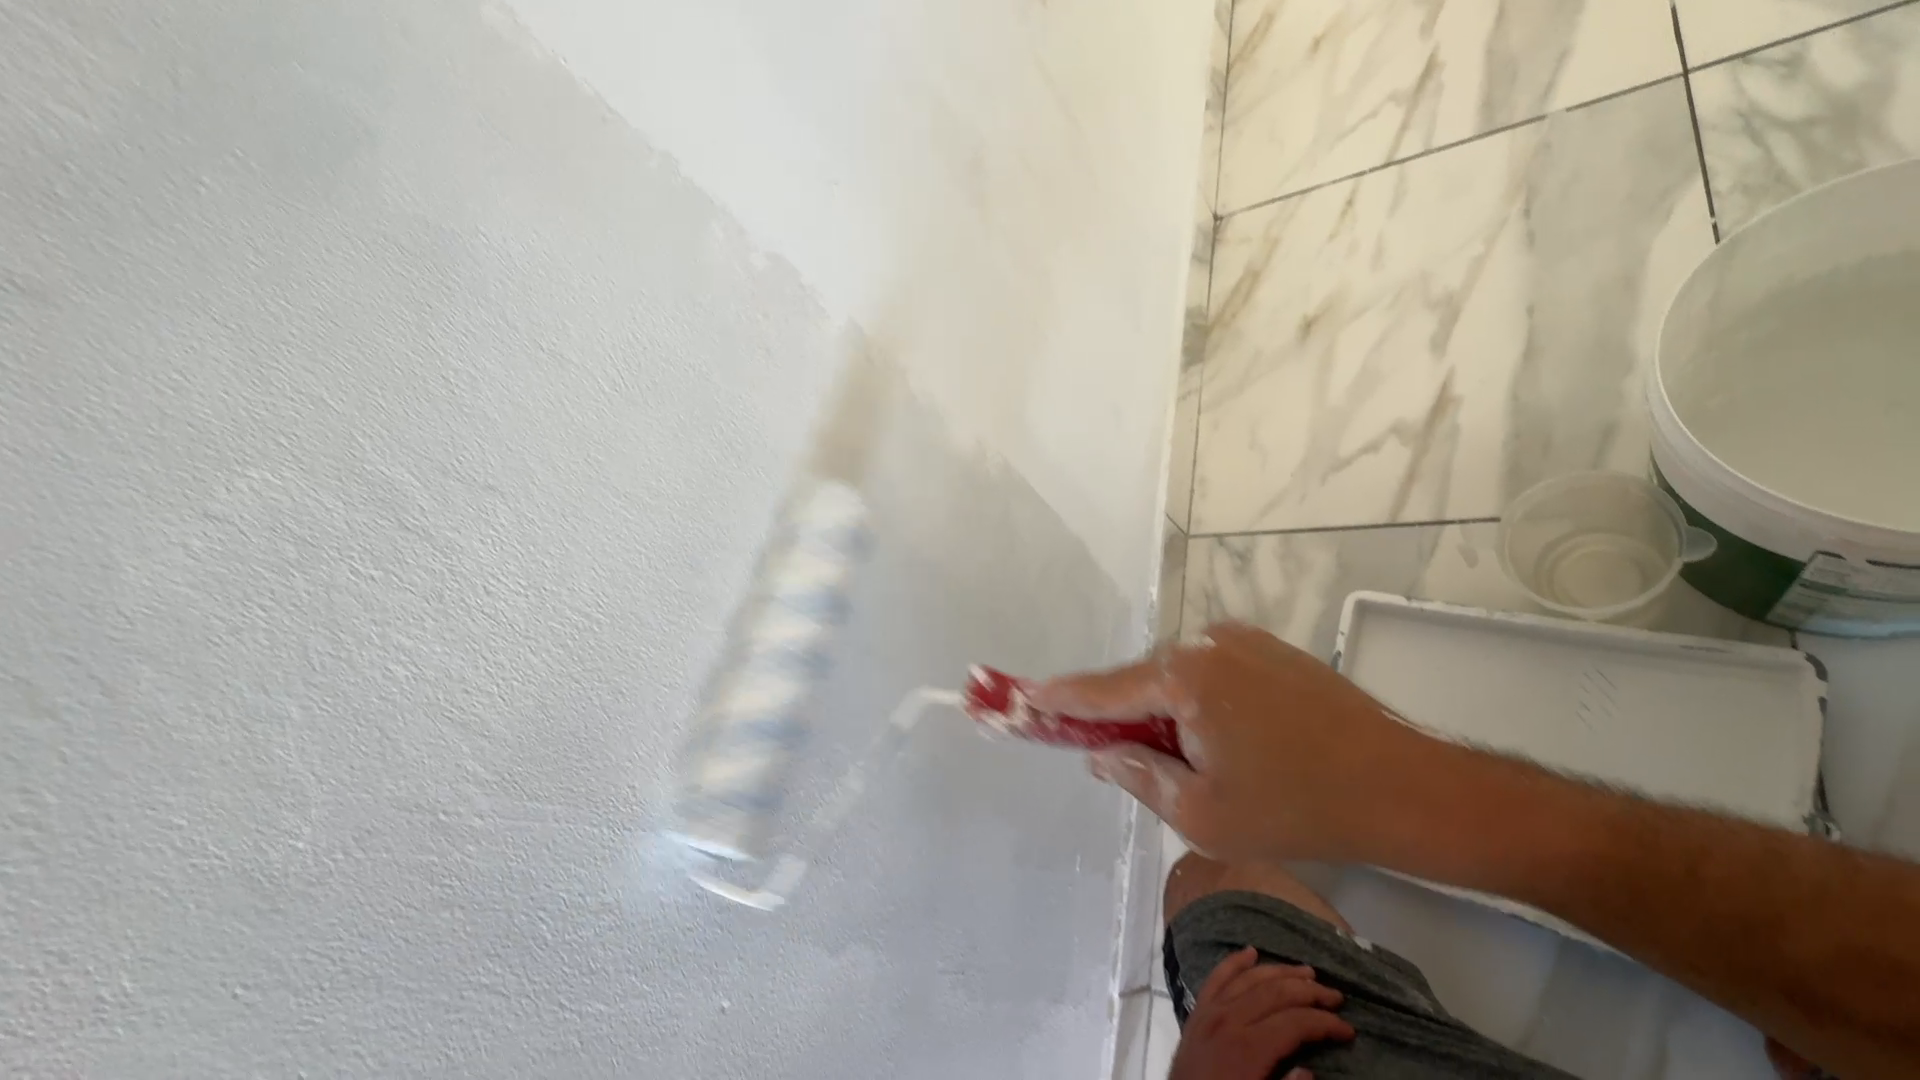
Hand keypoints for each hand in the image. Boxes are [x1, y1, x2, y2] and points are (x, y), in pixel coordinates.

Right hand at [1032, 622, 1456, 865]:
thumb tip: (1101, 752)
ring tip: (1199, 768)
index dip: (1058, 699)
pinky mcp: (1274, 651)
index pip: (1102, 690)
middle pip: (1142, 681)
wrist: (1405, 787)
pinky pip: (1215, 673)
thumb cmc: (1296, 808)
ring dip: (1170, 715)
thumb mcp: (1201, 813)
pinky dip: (1203, 704)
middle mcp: (1209, 643)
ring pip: (1180, 678)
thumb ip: (1137, 775)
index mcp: (1184, 677)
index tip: (1022, 698)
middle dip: (1126, 719)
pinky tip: (1233, 746)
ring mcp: (1246, 641)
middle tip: (1123, 764)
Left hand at [1169, 947, 1353, 1079]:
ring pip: (1249, 979)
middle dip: (1309, 992)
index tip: (1348, 1030)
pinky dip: (1234, 962)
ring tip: (1307, 972)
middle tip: (1336, 996)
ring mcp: (1209, 1012)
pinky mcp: (1197, 1012)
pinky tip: (1250, 952)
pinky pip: (1216, 977)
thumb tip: (1308, 1070)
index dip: (1324, 1024)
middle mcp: (1228, 1020)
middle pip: (1275, 993)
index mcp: (1248, 1049)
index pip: (1294, 1023)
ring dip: (1280, 972)